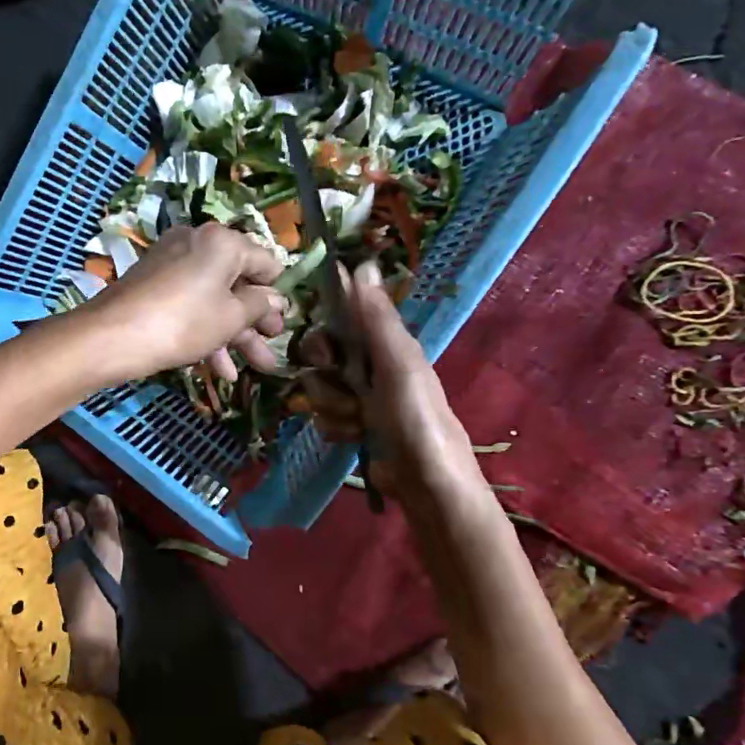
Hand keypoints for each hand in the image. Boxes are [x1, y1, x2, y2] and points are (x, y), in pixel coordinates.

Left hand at [76, 223, 287, 381]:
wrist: (112, 337)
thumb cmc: (184, 322)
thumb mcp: (233, 317)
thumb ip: (260, 306)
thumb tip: (276, 300)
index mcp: (223, 242)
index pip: (266, 263)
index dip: (278, 294)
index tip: (284, 321)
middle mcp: (199, 243)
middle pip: (240, 282)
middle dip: (257, 320)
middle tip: (272, 345)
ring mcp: (174, 263)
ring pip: (216, 298)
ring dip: (237, 333)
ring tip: (257, 367)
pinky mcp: (156, 284)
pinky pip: (193, 303)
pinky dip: (208, 330)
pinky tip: (222, 369)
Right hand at [300, 263, 486, 501]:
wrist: (426, 482)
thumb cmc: (417, 416)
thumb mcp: (398, 362)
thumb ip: (376, 317)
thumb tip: (361, 263)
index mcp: (385, 344)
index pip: (337, 322)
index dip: (323, 337)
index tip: (326, 355)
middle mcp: (370, 366)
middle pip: (320, 359)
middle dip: (327, 382)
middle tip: (350, 397)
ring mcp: (360, 398)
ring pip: (318, 391)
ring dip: (334, 410)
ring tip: (360, 424)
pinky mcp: (352, 427)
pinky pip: (323, 419)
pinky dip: (337, 430)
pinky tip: (356, 439)